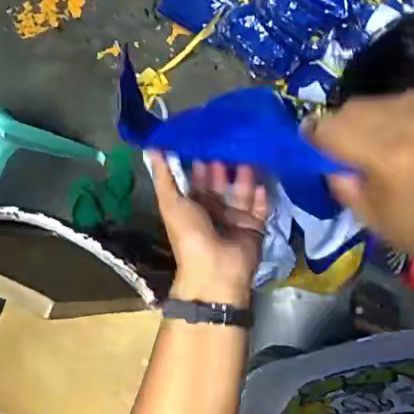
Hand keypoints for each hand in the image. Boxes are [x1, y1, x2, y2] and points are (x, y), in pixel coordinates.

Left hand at [147, 153, 267, 305]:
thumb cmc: (190, 233)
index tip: (205, 143)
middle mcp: (213, 213)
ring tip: (246, 159)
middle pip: (220, 186)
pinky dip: (260, 197)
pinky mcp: (254, 228)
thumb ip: (163, 176)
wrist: (216, 270)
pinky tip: (261, 181)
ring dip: (243, 178)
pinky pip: (260, 209)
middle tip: (228, 147)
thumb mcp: (171, 202)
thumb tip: (152, 148)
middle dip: (223, 169)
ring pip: (241, 193)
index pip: (197, 182)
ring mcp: (234, 221)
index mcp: (192, 208)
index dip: (200, 166)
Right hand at [311, 91, 413, 276]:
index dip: (318, 138)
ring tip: (393, 144)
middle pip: (355, 108)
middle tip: (354, 150)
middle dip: (346, 127)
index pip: (331, 128)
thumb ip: (339, 179)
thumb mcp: (369, 217)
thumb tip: (321, 150)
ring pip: (384, 99)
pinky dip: (409, 113)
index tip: (318, 147)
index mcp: (390, 156)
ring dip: (378, 118)